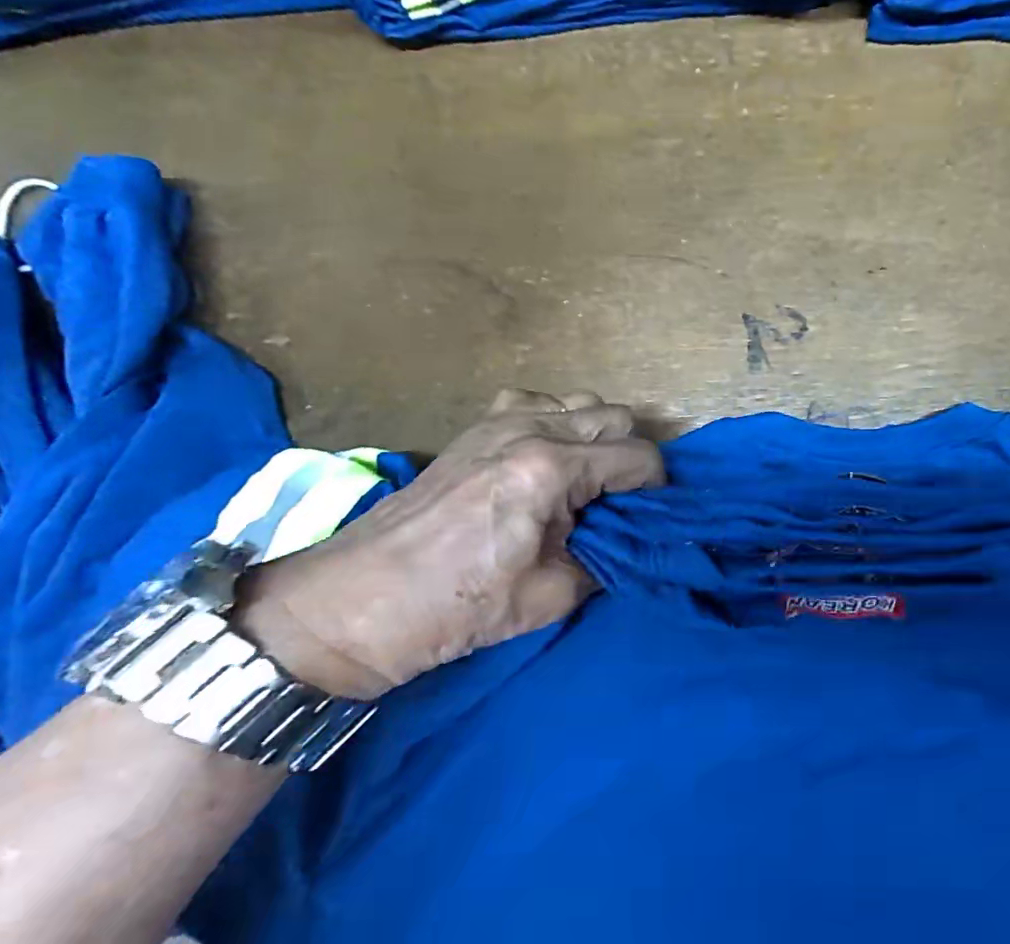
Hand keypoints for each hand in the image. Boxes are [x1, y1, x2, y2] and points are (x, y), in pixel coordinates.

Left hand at [233, 390, 665, 698]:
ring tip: (583, 481)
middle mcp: (529, 429)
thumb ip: (609, 556)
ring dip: (595, 436)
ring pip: (580, 403)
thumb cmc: (454, 608)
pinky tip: (543, 459)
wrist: (352, 606)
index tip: (648, 519)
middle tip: (616, 503)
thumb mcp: (553, 595)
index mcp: (551, 469)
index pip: (640, 457)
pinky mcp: (473, 429)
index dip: (656, 489)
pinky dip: (554, 422)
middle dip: (630, 458)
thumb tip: (635, 541)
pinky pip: (535, 402)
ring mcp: (497, 422)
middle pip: (617, 419)